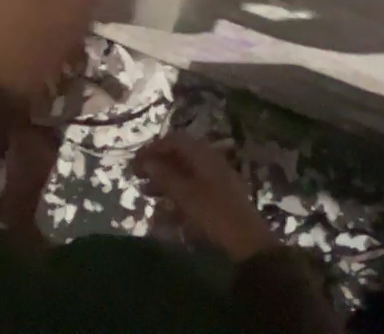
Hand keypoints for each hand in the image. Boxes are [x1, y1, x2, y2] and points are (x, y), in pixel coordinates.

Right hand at [135, 132, 279, 260]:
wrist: (249, 243)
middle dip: (157, 163)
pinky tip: (165, 208)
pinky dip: (177, 192)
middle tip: (137, 176)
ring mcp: (217, 178)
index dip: (152, 148)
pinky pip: (193, 186)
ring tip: (145, 192)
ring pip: (185, 171)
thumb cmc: (214, 214)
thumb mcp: (185, 195)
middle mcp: (210, 161)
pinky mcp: (219, 195)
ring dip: (164, 178)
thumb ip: (164, 176)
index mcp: (203, 155)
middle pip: (179, 155)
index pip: (174, 140)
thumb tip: (145, 161)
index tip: (135, 161)